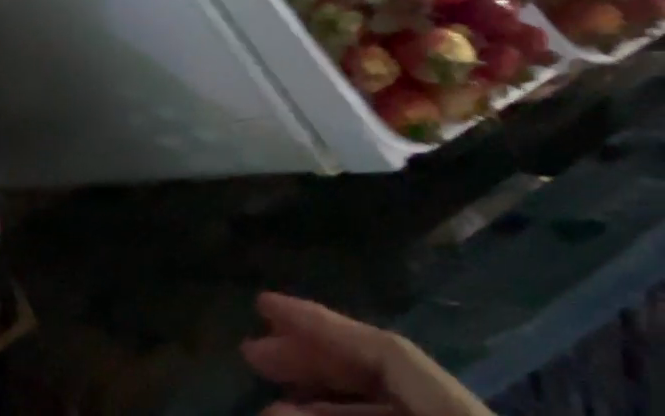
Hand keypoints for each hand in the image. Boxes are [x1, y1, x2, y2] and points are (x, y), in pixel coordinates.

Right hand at [242, 293, 493, 415]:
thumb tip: (268, 409)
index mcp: (459, 405)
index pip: (386, 348)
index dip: (321, 323)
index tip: (261, 305)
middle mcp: (457, 407)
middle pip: (381, 370)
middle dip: (312, 359)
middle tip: (252, 353)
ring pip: (382, 402)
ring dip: (320, 396)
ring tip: (267, 400)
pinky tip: (300, 415)